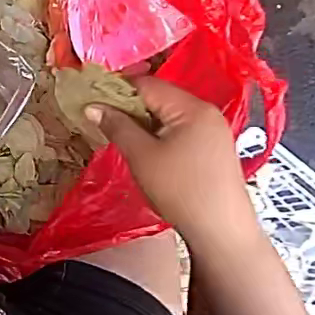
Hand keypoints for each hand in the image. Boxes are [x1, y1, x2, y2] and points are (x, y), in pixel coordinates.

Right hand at [88, 76, 259, 251]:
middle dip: (130, 108)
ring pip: (169, 116)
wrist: (221, 230)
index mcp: (191, 107)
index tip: (93, 101)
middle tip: (104, 123)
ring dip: (144, 124)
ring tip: (123, 140)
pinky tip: (148, 153)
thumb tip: (93, 105)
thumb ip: (117, 126)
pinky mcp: (215, 149)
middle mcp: (206, 112)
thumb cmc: (180, 190)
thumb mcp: (142, 156)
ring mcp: (214, 131)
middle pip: (160, 98)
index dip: (117, 89)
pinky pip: (181, 131)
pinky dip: (160, 136)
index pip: (148, 84)